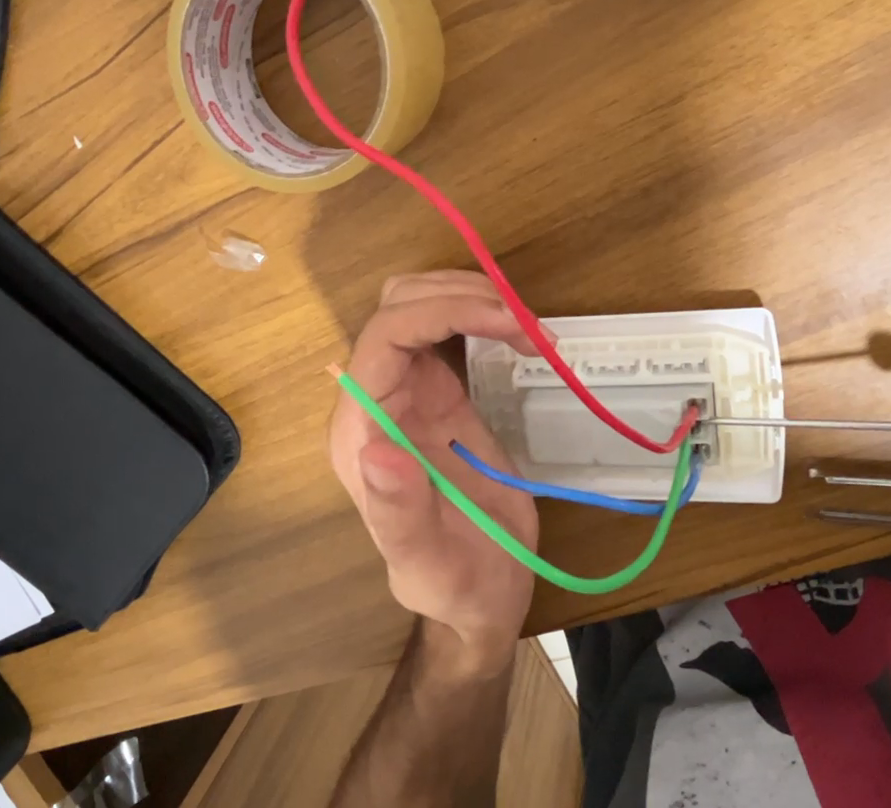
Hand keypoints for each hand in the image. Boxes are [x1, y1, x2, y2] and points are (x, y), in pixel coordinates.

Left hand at [328, 271, 542, 669]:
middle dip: (459, 295)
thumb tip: (376, 449)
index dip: (440, 312)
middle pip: (397, 307)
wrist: (480, 594)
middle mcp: (376, 399)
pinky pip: (447, 330)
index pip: (384, 339)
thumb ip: (399, 512)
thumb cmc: (452, 585)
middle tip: (526, 324)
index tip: (506, 320)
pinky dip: (482, 315)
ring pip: (418, 305)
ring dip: (471, 297)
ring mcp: (407, 391)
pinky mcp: (439, 392)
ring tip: (528, 328)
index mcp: (361, 429)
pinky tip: (519, 335)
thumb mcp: (427, 562)